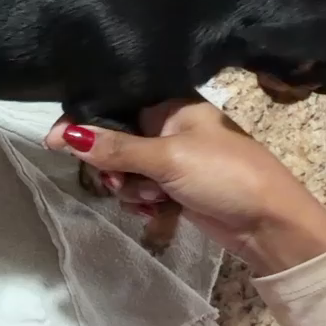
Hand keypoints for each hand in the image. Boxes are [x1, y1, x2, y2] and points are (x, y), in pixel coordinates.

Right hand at [44, 101, 325, 274]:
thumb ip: (115, 147)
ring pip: (126, 169)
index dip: (85, 122)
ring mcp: (172, 157)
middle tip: (120, 181)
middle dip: (112, 165)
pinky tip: (156, 211)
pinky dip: (143, 201)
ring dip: (131, 188)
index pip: (114, 103)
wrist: (269, 222)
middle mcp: (168, 125)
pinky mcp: (176, 185)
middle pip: (114, 140)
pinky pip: (141, 189)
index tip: (56, 142)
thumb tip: (64, 134)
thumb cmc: (225, 174)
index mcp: (171, 103)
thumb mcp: (167, 158)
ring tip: (151, 199)